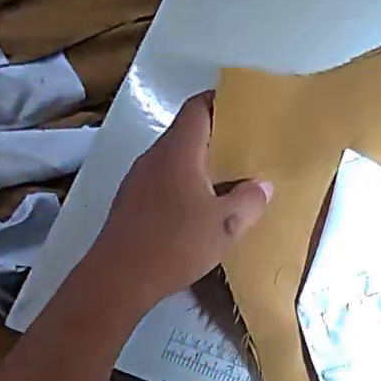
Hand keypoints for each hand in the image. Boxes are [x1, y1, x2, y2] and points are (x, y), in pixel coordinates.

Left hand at [78, 92, 270, 313]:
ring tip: (227, 183)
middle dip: (216, 138)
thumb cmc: (174, 244)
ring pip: (174, 160)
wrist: (118, 279)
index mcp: (178, 151)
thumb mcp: (225, 226)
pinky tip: (197, 211)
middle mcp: (154, 157)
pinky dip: (183, 186)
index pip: (198, 108)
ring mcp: (138, 180)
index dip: (221, 102)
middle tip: (245, 152)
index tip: (245, 110)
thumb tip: (261, 186)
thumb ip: (248, 202)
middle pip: (186, 134)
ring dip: (199, 166)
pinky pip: (163, 182)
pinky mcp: (130, 203)